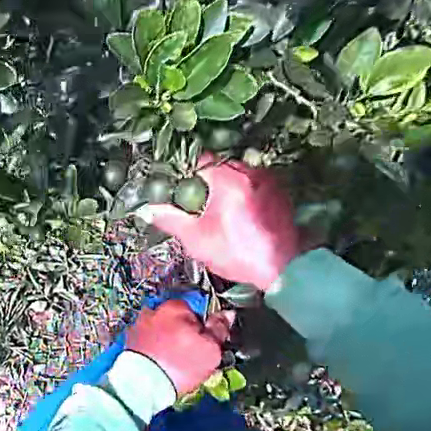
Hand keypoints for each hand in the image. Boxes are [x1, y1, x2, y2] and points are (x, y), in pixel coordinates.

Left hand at [125, 301, 233, 395]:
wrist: (143, 387)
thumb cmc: (179, 366)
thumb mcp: (211, 349)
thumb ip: (219, 329)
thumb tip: (227, 315)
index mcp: (175, 307)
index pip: (197, 310)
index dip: (204, 328)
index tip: (206, 344)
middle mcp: (153, 311)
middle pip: (177, 321)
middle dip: (184, 335)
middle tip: (191, 357)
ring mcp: (138, 327)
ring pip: (162, 333)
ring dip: (168, 344)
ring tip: (175, 365)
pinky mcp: (128, 344)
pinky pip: (149, 345)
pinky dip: (155, 352)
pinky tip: (161, 366)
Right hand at [138, 154, 300, 289]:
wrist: (280, 269)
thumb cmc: (237, 253)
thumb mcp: (196, 238)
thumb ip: (171, 219)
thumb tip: (149, 210)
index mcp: (229, 179)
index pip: (202, 161)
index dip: (188, 174)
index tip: (182, 188)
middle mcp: (252, 173)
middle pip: (222, 166)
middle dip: (209, 181)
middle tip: (199, 202)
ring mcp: (270, 182)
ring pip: (241, 174)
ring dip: (228, 186)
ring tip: (219, 211)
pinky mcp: (280, 194)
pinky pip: (256, 185)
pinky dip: (246, 194)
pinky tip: (239, 216)